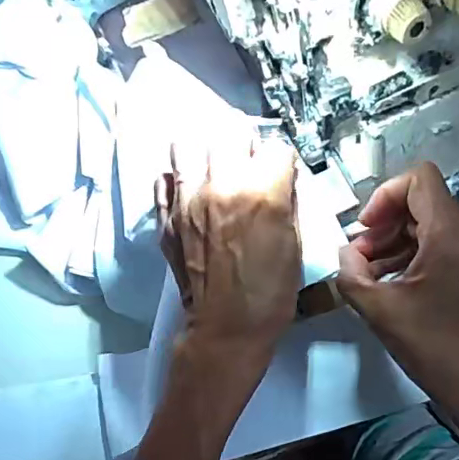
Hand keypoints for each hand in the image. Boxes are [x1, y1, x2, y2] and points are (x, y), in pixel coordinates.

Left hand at [156, 135, 300, 379]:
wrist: (227, 327)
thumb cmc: (269, 293)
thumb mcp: (295, 243)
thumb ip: (287, 202)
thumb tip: (280, 180)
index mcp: (261, 192)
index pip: (274, 146)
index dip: (280, 159)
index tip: (279, 171)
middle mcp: (220, 187)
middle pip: (229, 132)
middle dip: (242, 143)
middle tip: (246, 161)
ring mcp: (187, 201)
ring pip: (187, 144)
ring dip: (204, 150)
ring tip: (213, 166)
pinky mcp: (167, 219)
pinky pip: (164, 180)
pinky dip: (177, 179)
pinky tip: (190, 190)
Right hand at [335, 162, 458, 431]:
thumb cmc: (433, 348)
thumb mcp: (377, 309)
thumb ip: (351, 273)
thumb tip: (346, 255)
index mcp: (451, 235)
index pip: (418, 179)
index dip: (383, 196)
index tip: (364, 229)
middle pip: (425, 202)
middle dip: (386, 223)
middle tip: (360, 257)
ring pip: (435, 225)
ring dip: (398, 241)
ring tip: (372, 274)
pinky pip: (448, 246)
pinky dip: (418, 255)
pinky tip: (396, 284)